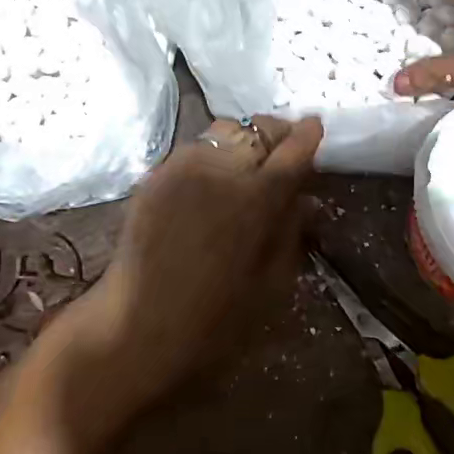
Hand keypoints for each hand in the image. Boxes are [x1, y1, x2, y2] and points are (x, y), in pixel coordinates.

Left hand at [57, 116, 322, 429]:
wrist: (140, 326)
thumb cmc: (217, 318)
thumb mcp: (273, 283)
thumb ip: (292, 230)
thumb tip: (307, 199)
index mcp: (258, 197)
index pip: (293, 148)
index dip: (307, 135)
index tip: (314, 128)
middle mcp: (221, 169)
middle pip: (257, 129)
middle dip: (275, 134)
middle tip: (282, 148)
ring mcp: (183, 167)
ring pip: (222, 133)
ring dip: (241, 143)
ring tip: (245, 164)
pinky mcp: (155, 175)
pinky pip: (192, 151)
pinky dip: (210, 156)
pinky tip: (210, 183)